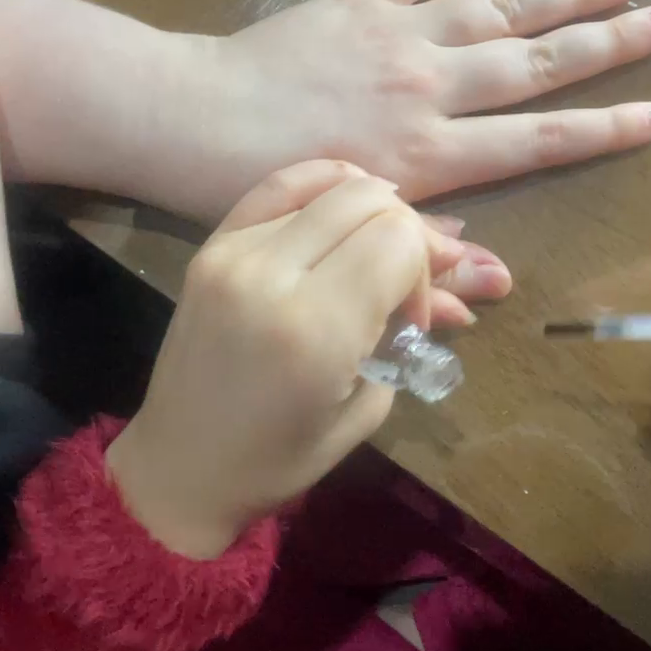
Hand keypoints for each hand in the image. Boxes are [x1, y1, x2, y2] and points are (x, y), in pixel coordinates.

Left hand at [106, 162, 435, 557]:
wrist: (182, 467)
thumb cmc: (279, 460)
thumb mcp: (365, 405)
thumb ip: (410, 330)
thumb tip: (468, 274)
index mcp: (316, 329)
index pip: (399, 241)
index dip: (424, 271)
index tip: (410, 318)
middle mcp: (271, 275)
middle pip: (371, 203)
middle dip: (407, 233)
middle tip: (403, 281)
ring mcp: (233, 253)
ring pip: (330, 187)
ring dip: (372, 209)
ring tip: (381, 244)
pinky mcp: (211, 246)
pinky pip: (278, 186)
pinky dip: (323, 183)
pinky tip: (348, 197)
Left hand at [163, 0, 650, 219]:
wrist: (195, 125)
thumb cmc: (267, 191)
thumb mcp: (349, 236)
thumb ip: (424, 253)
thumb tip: (498, 281)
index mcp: (430, 155)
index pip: (537, 141)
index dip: (603, 129)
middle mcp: (431, 88)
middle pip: (536, 65)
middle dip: (607, 44)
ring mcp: (400, 35)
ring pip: (500, 8)